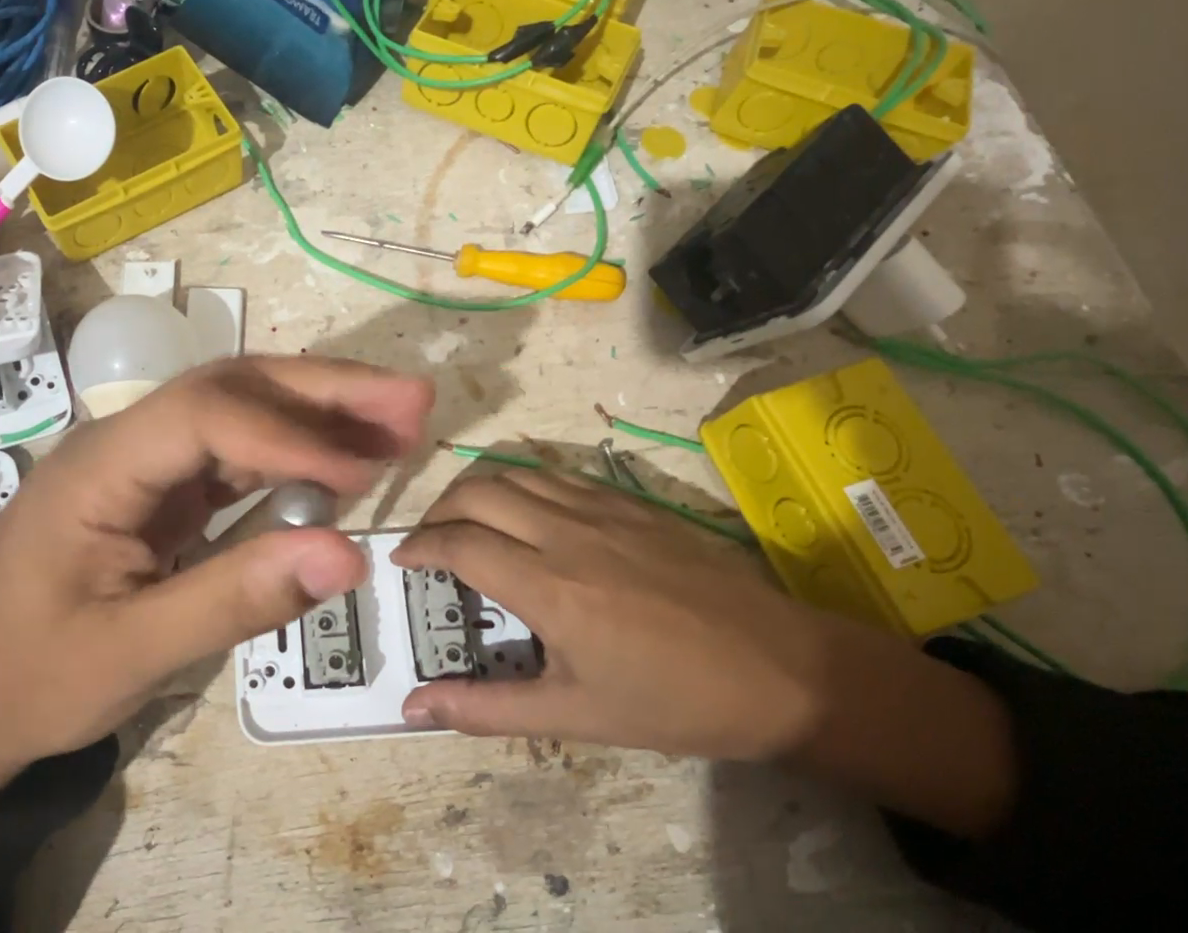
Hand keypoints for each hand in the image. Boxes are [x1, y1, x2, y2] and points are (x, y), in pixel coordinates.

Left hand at [0, 356, 433, 795]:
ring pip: (238, 419)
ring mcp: (142, 472)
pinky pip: (235, 465)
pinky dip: (294, 463)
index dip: (287, 435)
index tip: (361, 473)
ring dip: (318, 417)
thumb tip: (349, 556)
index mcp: (95, 470)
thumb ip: (235, 599)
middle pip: (227, 392)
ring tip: (400, 421)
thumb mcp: (130, 654)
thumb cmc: (31, 682)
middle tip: (412, 396)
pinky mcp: (160, 500)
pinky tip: (345, 466)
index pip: (201, 417)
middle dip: (321, 391)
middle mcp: (120, 448)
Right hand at [395, 467, 826, 758]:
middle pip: (478, 492)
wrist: (785, 671)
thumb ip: (486, 709)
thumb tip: (412, 709)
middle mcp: (566, 533)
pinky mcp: (633, 503)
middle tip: (428, 541)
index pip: (459, 543)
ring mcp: (603, 510)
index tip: (402, 561)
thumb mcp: (575, 716)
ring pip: (516, 471)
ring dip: (477, 489)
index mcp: (547, 586)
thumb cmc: (674, 702)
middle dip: (438, 510)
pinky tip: (527, 511)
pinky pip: (558, 474)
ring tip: (467, 520)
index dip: (420, 546)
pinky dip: (523, 481)